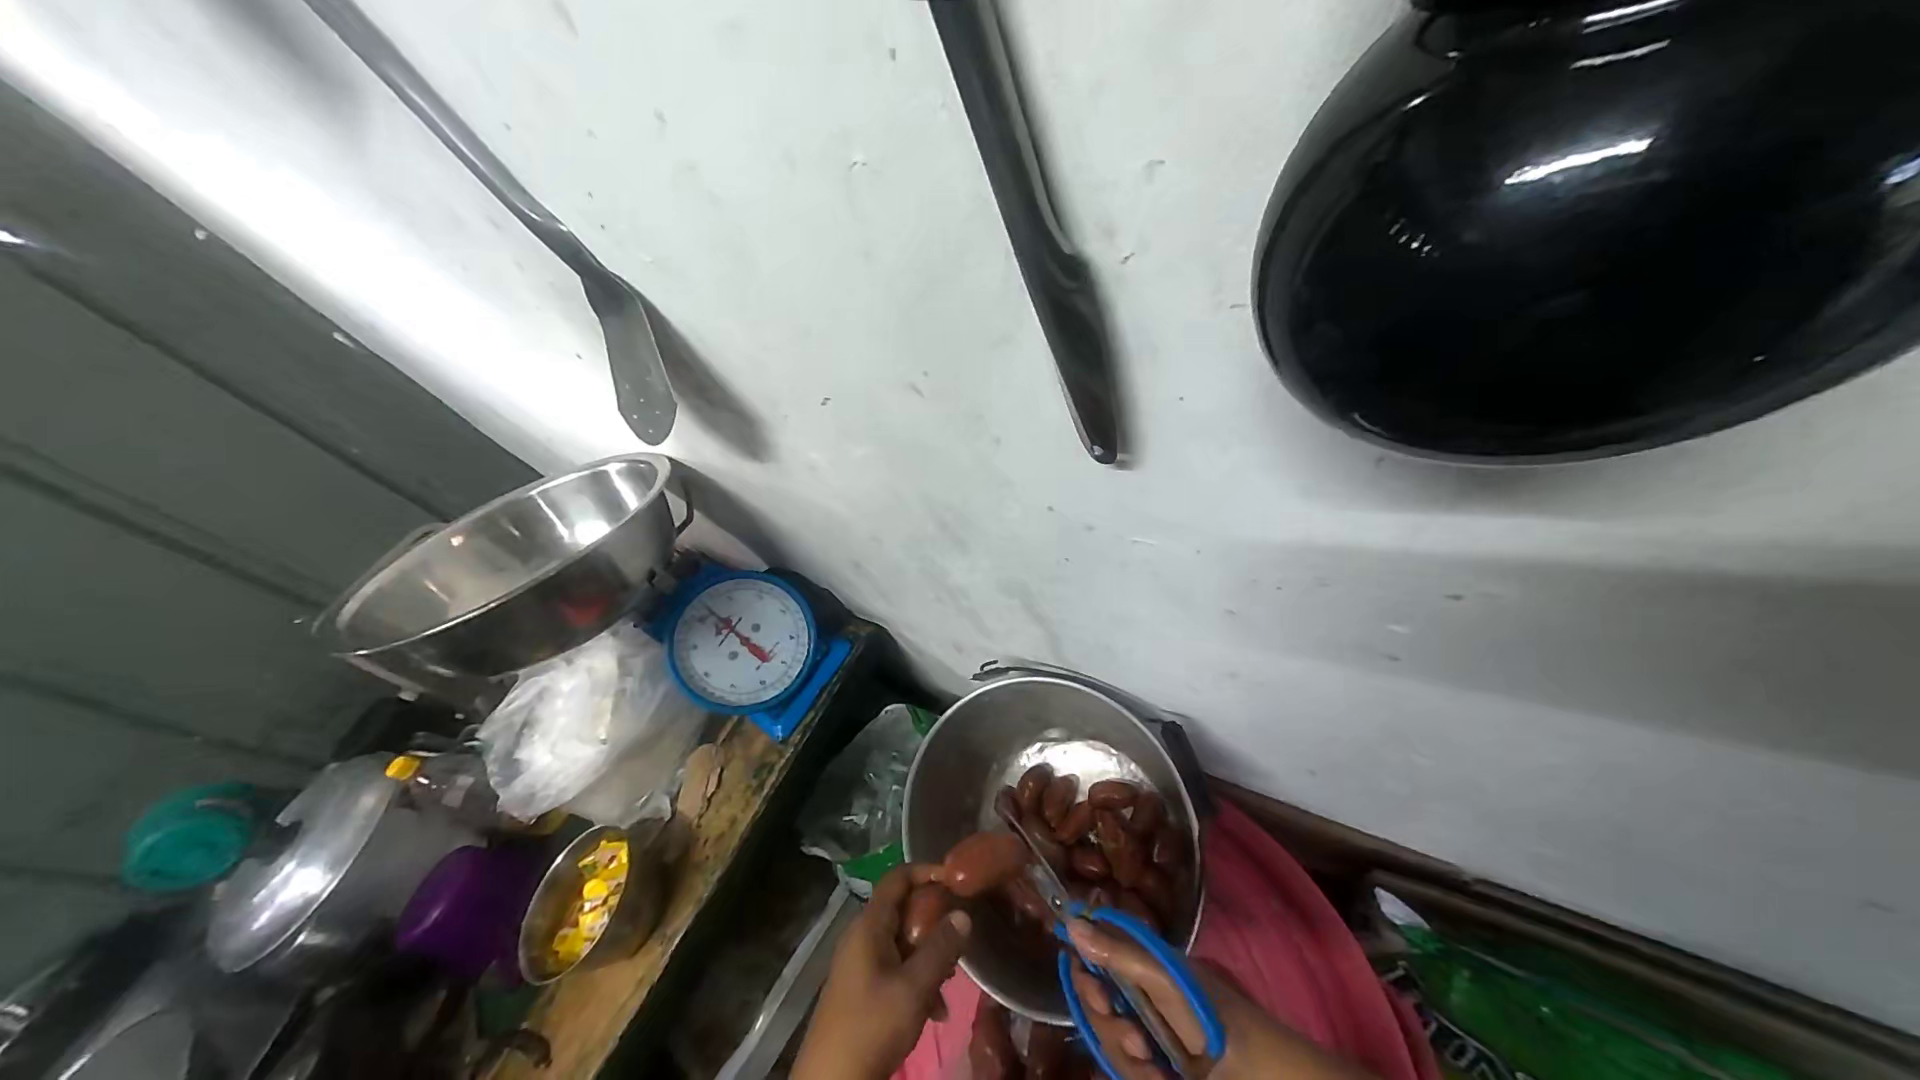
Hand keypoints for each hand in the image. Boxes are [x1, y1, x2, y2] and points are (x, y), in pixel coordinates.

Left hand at [792, 864, 972, 1079]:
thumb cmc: (872, 1025)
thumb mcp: (914, 987)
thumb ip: (940, 948)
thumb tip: (964, 913)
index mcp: (868, 925)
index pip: (897, 877)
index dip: (927, 871)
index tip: (959, 881)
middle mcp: (862, 936)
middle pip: (903, 909)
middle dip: (935, 920)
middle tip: (962, 936)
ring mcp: (860, 963)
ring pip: (903, 941)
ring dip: (929, 954)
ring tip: (951, 979)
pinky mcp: (863, 988)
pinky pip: (896, 966)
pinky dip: (917, 977)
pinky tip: (935, 1008)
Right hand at [1066, 921, 1380, 1079]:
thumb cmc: (1222, 1023)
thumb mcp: (1169, 984)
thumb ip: (1121, 956)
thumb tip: (1071, 923)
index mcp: (1148, 968)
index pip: (1099, 959)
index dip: (1086, 973)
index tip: (1089, 986)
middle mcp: (1145, 999)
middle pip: (1100, 1009)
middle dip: (1109, 1026)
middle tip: (1136, 1041)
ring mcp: (1151, 1038)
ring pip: (1111, 1046)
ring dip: (1126, 1058)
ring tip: (1155, 1069)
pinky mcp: (1154, 1069)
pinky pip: (1128, 1071)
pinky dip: (1138, 1076)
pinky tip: (1159, 1078)